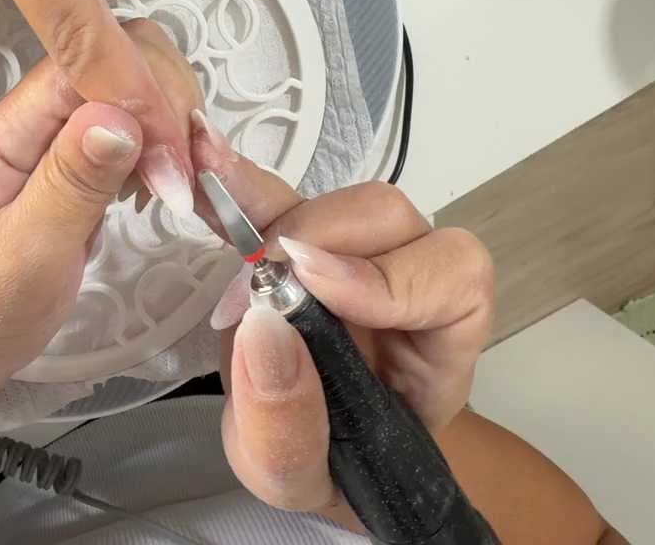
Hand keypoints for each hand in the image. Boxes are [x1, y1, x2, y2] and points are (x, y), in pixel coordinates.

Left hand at [0, 18, 203, 399]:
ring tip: (184, 187)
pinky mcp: (79, 171)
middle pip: (116, 63)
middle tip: (191, 175)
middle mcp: (35, 123)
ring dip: (171, 129)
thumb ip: (70, 184)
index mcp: (9, 131)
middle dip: (166, 105)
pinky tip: (166, 191)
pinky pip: (132, 136)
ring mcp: (58, 145)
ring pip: (132, 96)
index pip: (83, 64)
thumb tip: (121, 115)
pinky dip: (162, 154)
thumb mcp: (22, 255)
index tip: (175, 162)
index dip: (142, 94)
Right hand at [194, 123, 495, 526]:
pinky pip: (268, 196)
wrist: (302, 448)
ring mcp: (347, 251)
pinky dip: (235, 187)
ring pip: (333, 197)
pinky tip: (201, 177)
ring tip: (235, 271)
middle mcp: (402, 280)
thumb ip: (286, 426)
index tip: (313, 285)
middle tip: (255, 286)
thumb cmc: (324, 464)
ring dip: (276, 220)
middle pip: (389, 215)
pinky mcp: (291, 234)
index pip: (453, 274)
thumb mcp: (301, 477)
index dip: (389, 274)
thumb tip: (263, 331)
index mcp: (436, 343)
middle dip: (316, 238)